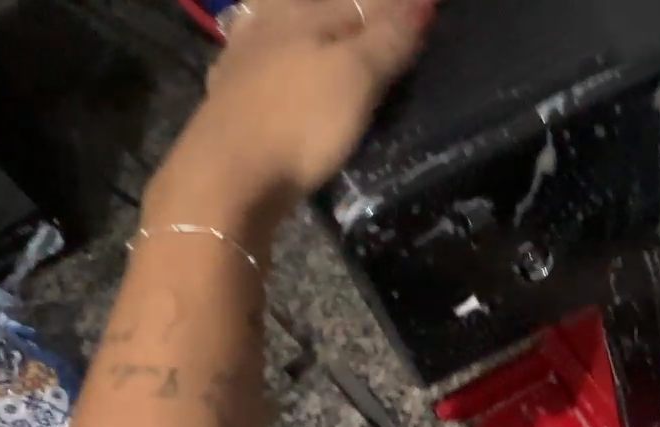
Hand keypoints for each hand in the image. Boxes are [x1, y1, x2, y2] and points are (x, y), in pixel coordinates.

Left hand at [147, 0, 435, 230]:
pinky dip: (287, 65)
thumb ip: (388, 39)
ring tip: (338, 46)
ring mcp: (243, 59)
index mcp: (301, 10)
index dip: (398, 10)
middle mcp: (268, 23)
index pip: (362, 2)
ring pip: (288, 34)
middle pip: (321, 12)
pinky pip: (267, 67)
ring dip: (313, 35)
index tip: (430, 14)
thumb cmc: (300, 121)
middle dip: (354, 18)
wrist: (229, 176)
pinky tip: (287, 73)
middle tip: (388, 28)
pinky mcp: (231, 98)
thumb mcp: (355, 78)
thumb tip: (423, 3)